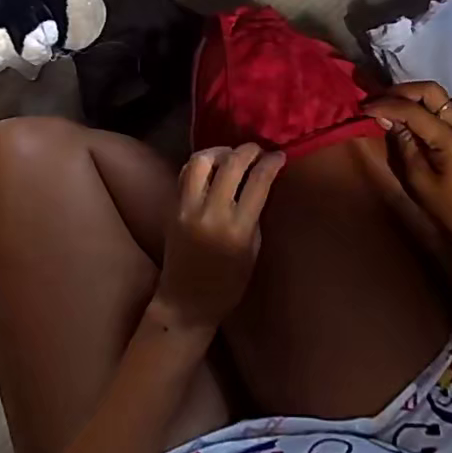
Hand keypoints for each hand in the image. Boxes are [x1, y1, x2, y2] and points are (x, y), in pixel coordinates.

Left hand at [153, 144, 285, 330]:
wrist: (185, 303)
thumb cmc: (228, 284)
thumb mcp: (253, 250)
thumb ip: (254, 214)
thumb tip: (260, 182)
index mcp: (237, 230)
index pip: (258, 182)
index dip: (271, 162)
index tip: (279, 155)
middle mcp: (211, 214)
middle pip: (231, 164)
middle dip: (249, 150)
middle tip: (259, 150)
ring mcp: (187, 209)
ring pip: (201, 161)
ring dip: (220, 151)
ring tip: (232, 155)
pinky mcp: (172, 209)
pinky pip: (185, 174)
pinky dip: (201, 164)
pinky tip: (212, 167)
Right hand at [363, 83, 451, 251]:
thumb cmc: (448, 208)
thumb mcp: (419, 180)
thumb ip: (403, 144)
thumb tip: (384, 117)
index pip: (415, 111)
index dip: (388, 105)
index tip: (364, 107)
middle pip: (431, 90)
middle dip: (401, 91)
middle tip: (376, 100)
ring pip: (436, 95)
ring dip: (409, 95)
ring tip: (385, 104)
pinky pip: (439, 107)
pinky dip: (419, 105)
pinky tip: (402, 115)